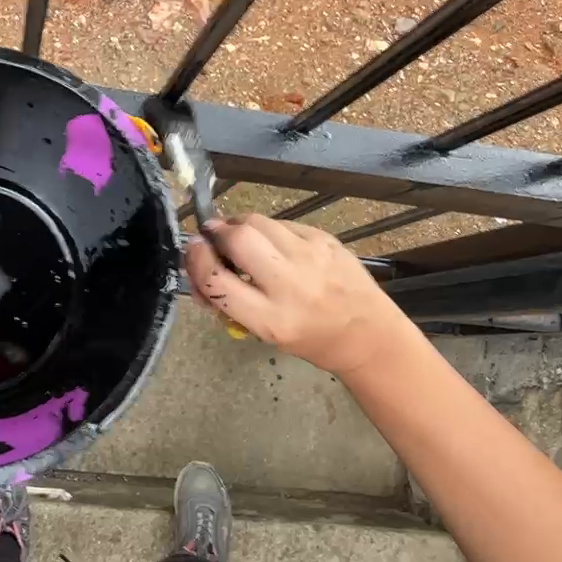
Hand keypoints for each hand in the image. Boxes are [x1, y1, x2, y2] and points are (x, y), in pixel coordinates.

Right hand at [184, 214, 410, 377]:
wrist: (367, 334)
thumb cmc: (310, 340)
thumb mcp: (265, 333)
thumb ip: (231, 300)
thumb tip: (201, 265)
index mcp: (270, 320)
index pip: (215, 281)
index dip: (196, 261)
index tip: (193, 251)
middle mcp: (290, 286)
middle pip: (237, 239)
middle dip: (217, 233)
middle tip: (213, 238)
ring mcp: (311, 257)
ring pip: (257, 222)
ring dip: (238, 225)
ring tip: (238, 235)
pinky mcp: (324, 239)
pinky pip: (282, 223)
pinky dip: (268, 230)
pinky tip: (271, 242)